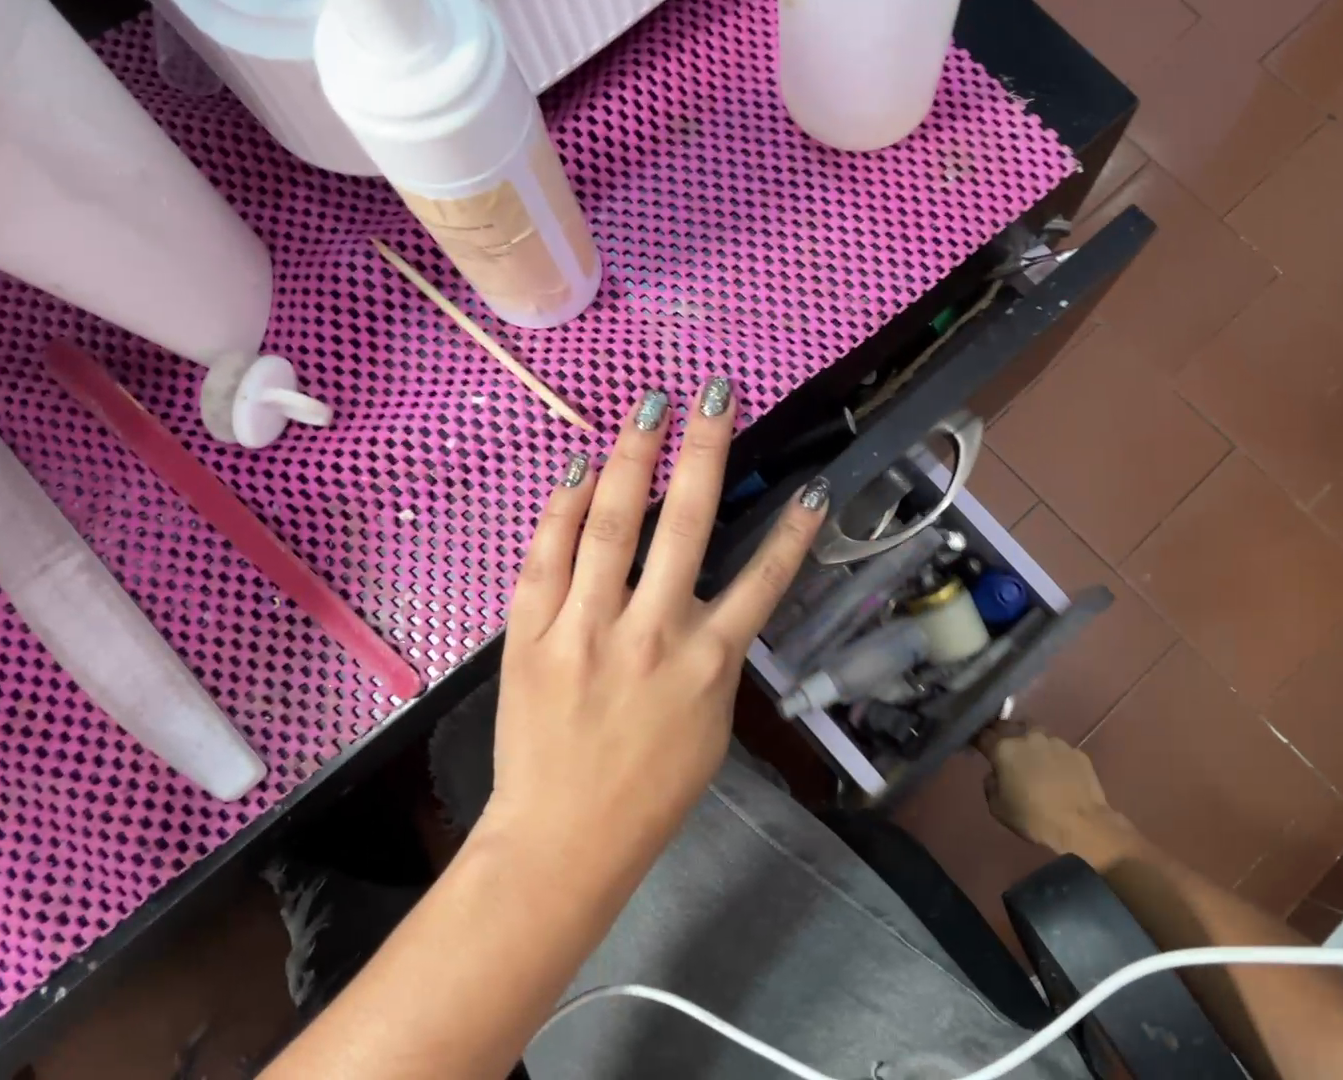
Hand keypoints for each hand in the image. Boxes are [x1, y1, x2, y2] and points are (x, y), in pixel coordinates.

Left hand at [485, 381, 828, 863]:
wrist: (564, 840)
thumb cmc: (650, 793)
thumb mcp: (708, 729)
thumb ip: (713, 661)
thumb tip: (709, 605)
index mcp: (708, 664)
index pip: (761, 583)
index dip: (791, 534)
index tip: (811, 489)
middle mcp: (653, 633)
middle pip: (686, 525)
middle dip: (705, 452)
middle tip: (716, 394)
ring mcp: (587, 629)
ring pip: (613, 525)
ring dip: (633, 458)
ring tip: (649, 407)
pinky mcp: (530, 635)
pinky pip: (547, 557)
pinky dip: (562, 508)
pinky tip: (577, 467)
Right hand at [976, 723, 1136, 858]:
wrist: (1081, 825)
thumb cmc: (1033, 818)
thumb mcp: (998, 808)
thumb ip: (991, 784)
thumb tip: (996, 774)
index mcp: (1005, 749)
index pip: (983, 735)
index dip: (977, 739)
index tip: (976, 745)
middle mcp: (1028, 737)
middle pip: (1010, 726)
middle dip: (1003, 734)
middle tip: (1004, 749)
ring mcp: (1055, 742)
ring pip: (1036, 734)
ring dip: (1030, 743)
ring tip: (1033, 760)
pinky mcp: (1076, 751)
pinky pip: (1058, 749)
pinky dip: (1053, 756)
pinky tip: (1057, 772)